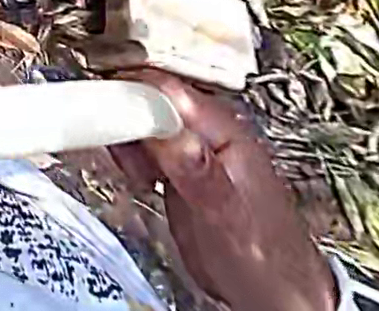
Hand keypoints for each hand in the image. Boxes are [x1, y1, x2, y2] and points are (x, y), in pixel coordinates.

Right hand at [110, 71, 335, 310]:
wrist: (277, 295)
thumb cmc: (268, 262)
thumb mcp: (230, 219)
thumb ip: (201, 175)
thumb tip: (173, 134)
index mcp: (222, 126)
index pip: (163, 87)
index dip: (128, 92)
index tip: (101, 109)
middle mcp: (205, 126)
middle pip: (148, 95)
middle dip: (121, 114)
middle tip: (114, 146)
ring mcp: (191, 143)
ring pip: (141, 115)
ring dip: (124, 134)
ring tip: (132, 168)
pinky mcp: (178, 162)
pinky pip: (144, 140)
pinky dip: (130, 152)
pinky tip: (138, 176)